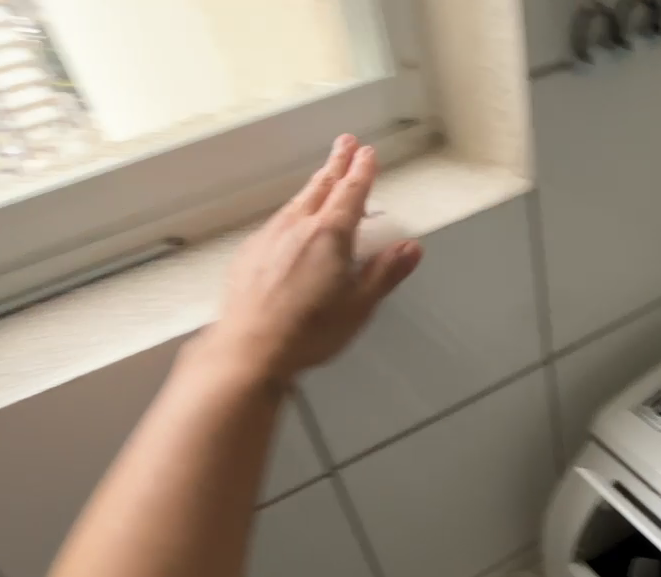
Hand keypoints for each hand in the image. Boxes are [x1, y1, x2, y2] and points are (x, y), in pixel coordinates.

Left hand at [196, 134, 423, 383]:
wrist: (252, 347)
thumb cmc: (306, 332)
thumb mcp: (360, 306)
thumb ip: (385, 273)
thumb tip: (409, 249)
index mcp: (330, 236)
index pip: (351, 193)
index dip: (362, 172)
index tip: (367, 155)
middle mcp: (297, 228)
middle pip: (321, 187)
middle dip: (336, 164)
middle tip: (345, 145)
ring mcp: (270, 238)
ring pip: (297, 202)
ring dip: (314, 186)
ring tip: (323, 177)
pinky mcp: (251, 254)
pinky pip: (277, 223)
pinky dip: (292, 214)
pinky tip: (292, 223)